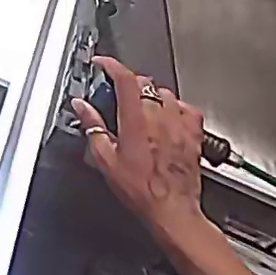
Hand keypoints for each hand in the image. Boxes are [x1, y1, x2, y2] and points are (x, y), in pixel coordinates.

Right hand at [71, 56, 207, 243]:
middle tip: (118, 96)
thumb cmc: (141, 190)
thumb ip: (93, 126)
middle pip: (144, 82)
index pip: (125, 78)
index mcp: (135, 119)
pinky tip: (168, 118)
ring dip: (151, 96)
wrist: (172, 211)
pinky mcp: (193, 133)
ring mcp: (178, 122)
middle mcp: (159, 115)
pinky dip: (175, 108)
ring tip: (142, 110)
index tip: (102, 63)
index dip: (111, 65)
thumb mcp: (106, 160)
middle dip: (129, 83)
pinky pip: (186, 108)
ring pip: (164, 92)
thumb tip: (81, 106)